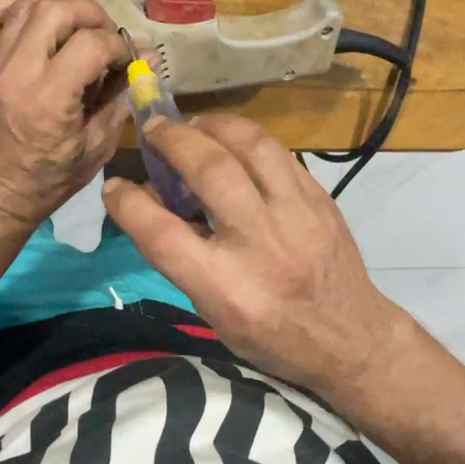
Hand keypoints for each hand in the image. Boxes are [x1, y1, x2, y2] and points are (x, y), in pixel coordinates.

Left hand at [0, 0, 130, 230]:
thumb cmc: (53, 180)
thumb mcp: (97, 146)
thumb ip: (121, 96)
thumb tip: (149, 57)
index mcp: (50, 100)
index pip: (91, 45)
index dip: (118, 46)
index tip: (127, 61)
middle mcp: (17, 74)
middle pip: (56, 11)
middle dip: (91, 14)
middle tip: (105, 34)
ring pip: (25, 6)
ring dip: (59, 4)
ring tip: (79, 21)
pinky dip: (13, 2)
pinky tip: (37, 6)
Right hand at [102, 114, 411, 398]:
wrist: (350, 339)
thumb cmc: (271, 336)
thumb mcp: (213, 313)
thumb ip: (181, 258)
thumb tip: (152, 201)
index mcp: (226, 287)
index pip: (163, 234)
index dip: (129, 204)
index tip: (114, 186)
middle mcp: (261, 245)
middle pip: (210, 171)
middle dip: (174, 140)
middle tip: (154, 129)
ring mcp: (298, 217)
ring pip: (253, 146)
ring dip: (215, 125)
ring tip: (194, 125)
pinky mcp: (321, 200)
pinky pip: (280, 154)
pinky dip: (248, 141)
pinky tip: (233, 142)